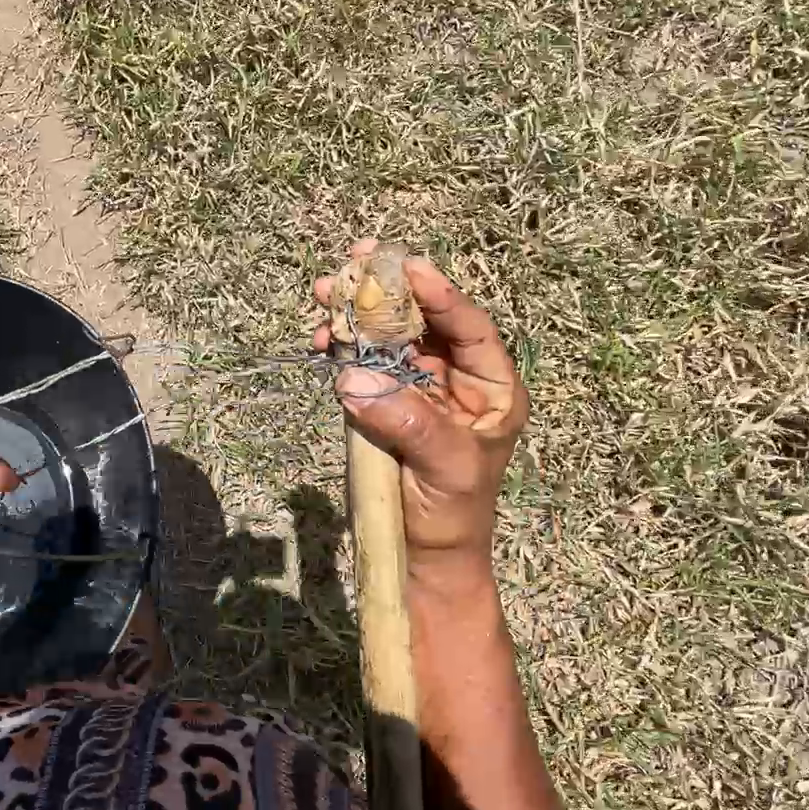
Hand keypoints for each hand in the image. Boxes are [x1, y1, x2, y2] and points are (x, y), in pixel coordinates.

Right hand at [310, 242, 529, 570]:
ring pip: (384, 336)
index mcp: (488, 389)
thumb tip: (353, 379)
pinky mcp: (375, 400)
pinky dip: (338, 347)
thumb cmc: (452, 513)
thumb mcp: (444, 467)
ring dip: (354, 312)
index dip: (441, 296)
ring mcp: (409, 387)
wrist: (421, 553)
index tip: (411, 270)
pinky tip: (320, 339)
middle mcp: (449, 379)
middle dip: (388, 291)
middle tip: (359, 256)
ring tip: (323, 290)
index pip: (470, 330)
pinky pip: (356, 362)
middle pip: (421, 321)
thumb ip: (407, 422)